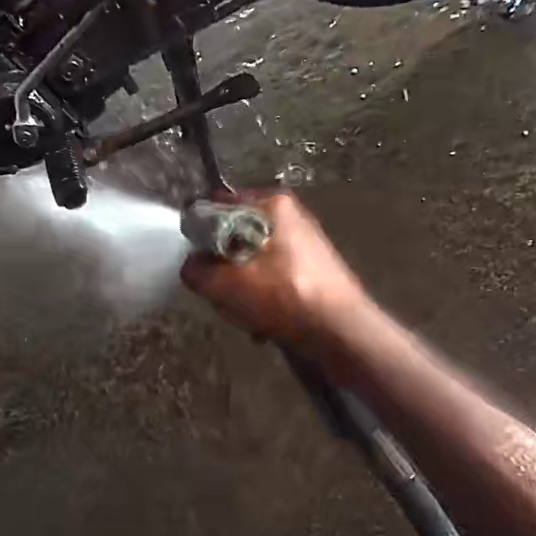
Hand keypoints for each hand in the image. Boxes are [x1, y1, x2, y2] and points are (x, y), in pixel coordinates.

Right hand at [180, 190, 373, 346]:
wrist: (342, 333)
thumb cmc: (282, 296)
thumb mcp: (224, 284)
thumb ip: (196, 270)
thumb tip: (193, 265)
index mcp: (272, 203)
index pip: (218, 204)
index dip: (199, 232)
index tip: (197, 260)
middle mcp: (291, 215)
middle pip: (236, 235)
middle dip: (224, 266)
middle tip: (222, 293)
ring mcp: (305, 243)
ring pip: (253, 260)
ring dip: (244, 288)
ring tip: (246, 315)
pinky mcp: (314, 270)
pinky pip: (274, 277)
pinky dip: (265, 298)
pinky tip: (265, 324)